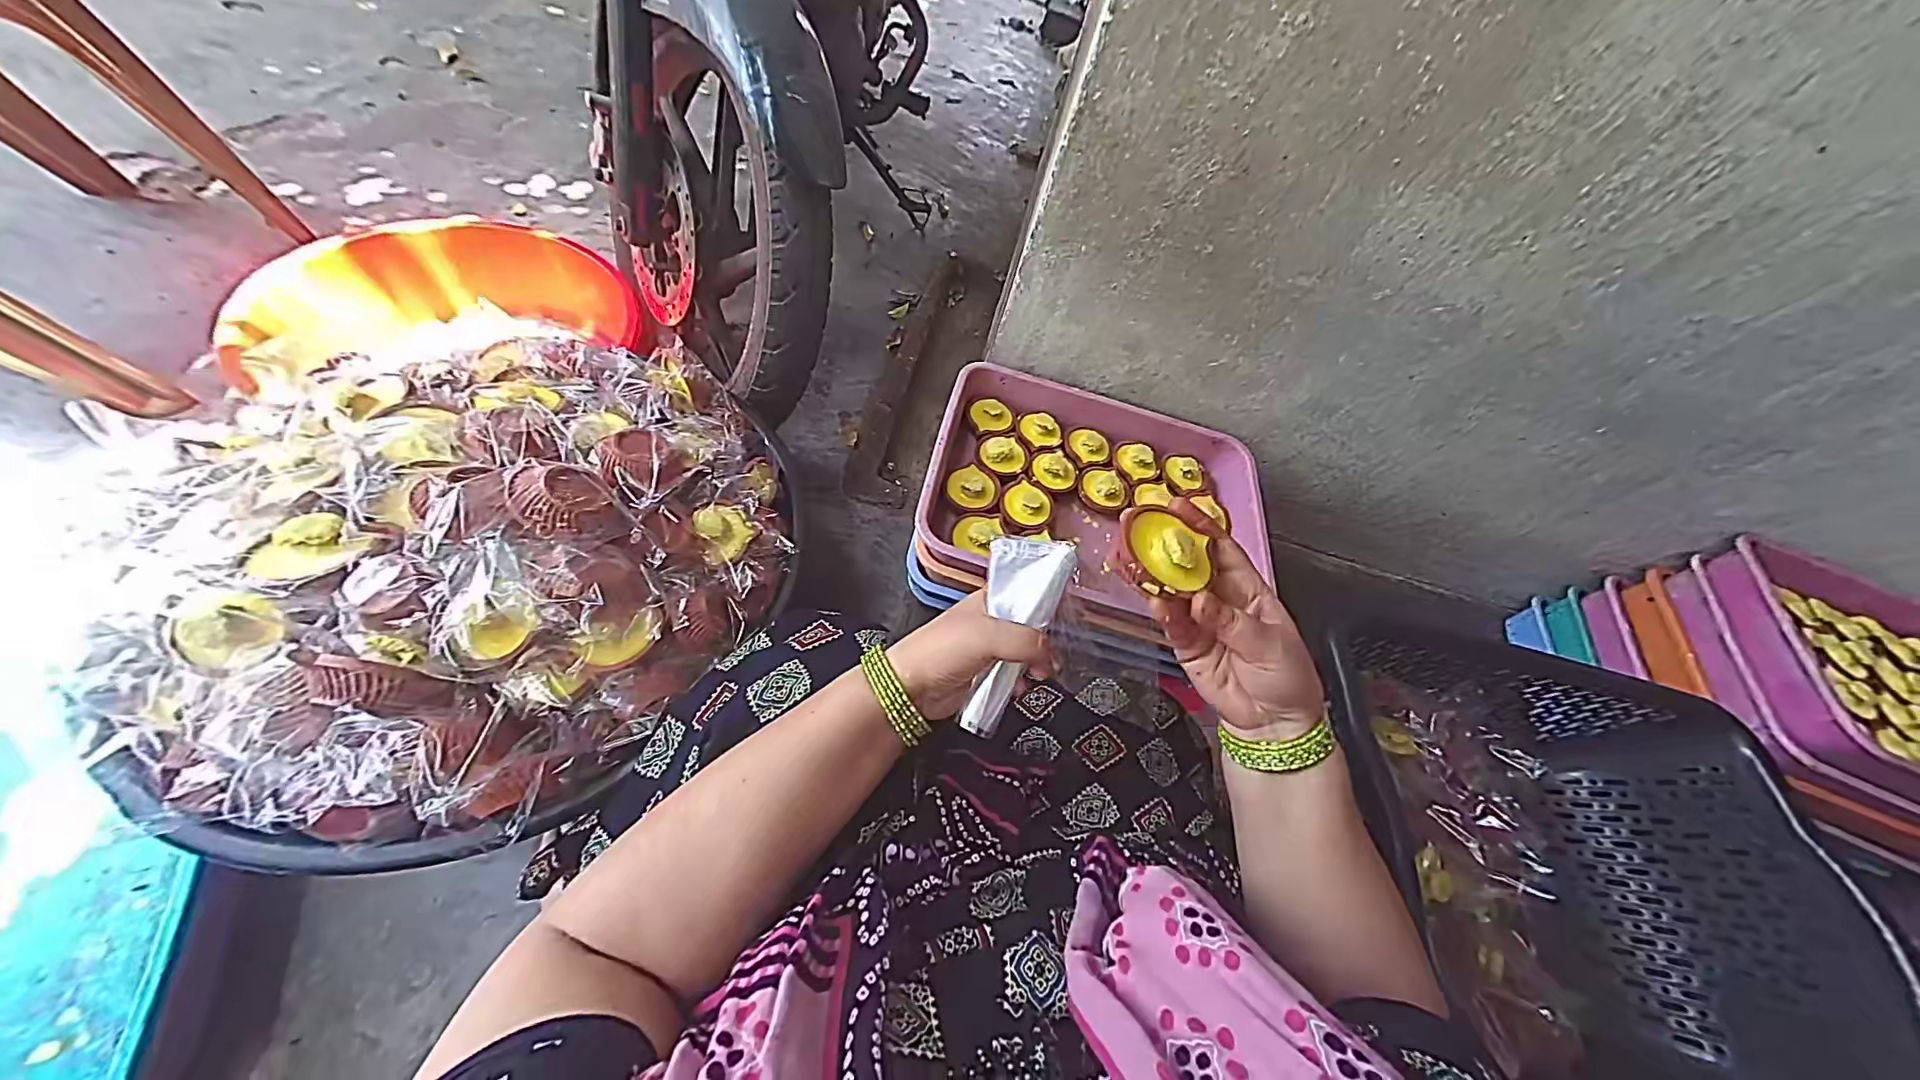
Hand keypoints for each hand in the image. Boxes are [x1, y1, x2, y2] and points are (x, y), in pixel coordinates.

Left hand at [886, 590, 1054, 719]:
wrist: (910, 688)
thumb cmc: (939, 650)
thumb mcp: (989, 635)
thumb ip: (1027, 640)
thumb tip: (1050, 654)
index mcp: (991, 599)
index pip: (1029, 592)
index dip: (1048, 605)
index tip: (1065, 620)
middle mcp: (992, 621)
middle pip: (1033, 627)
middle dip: (1045, 644)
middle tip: (1048, 657)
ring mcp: (989, 648)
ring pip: (1027, 654)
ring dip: (1035, 667)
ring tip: (1036, 675)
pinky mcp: (986, 673)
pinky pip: (1015, 676)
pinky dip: (1021, 683)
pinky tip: (1019, 688)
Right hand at [1123, 498, 1323, 738]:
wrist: (1274, 722)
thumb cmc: (1287, 677)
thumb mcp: (1269, 644)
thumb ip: (1231, 622)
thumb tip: (1199, 601)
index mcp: (1247, 588)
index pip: (1219, 547)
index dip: (1199, 525)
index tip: (1178, 507)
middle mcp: (1219, 598)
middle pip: (1186, 564)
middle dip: (1163, 544)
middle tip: (1137, 527)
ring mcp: (1199, 620)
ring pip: (1169, 590)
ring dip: (1149, 574)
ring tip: (1128, 557)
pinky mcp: (1186, 643)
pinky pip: (1168, 623)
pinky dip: (1159, 612)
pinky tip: (1151, 601)